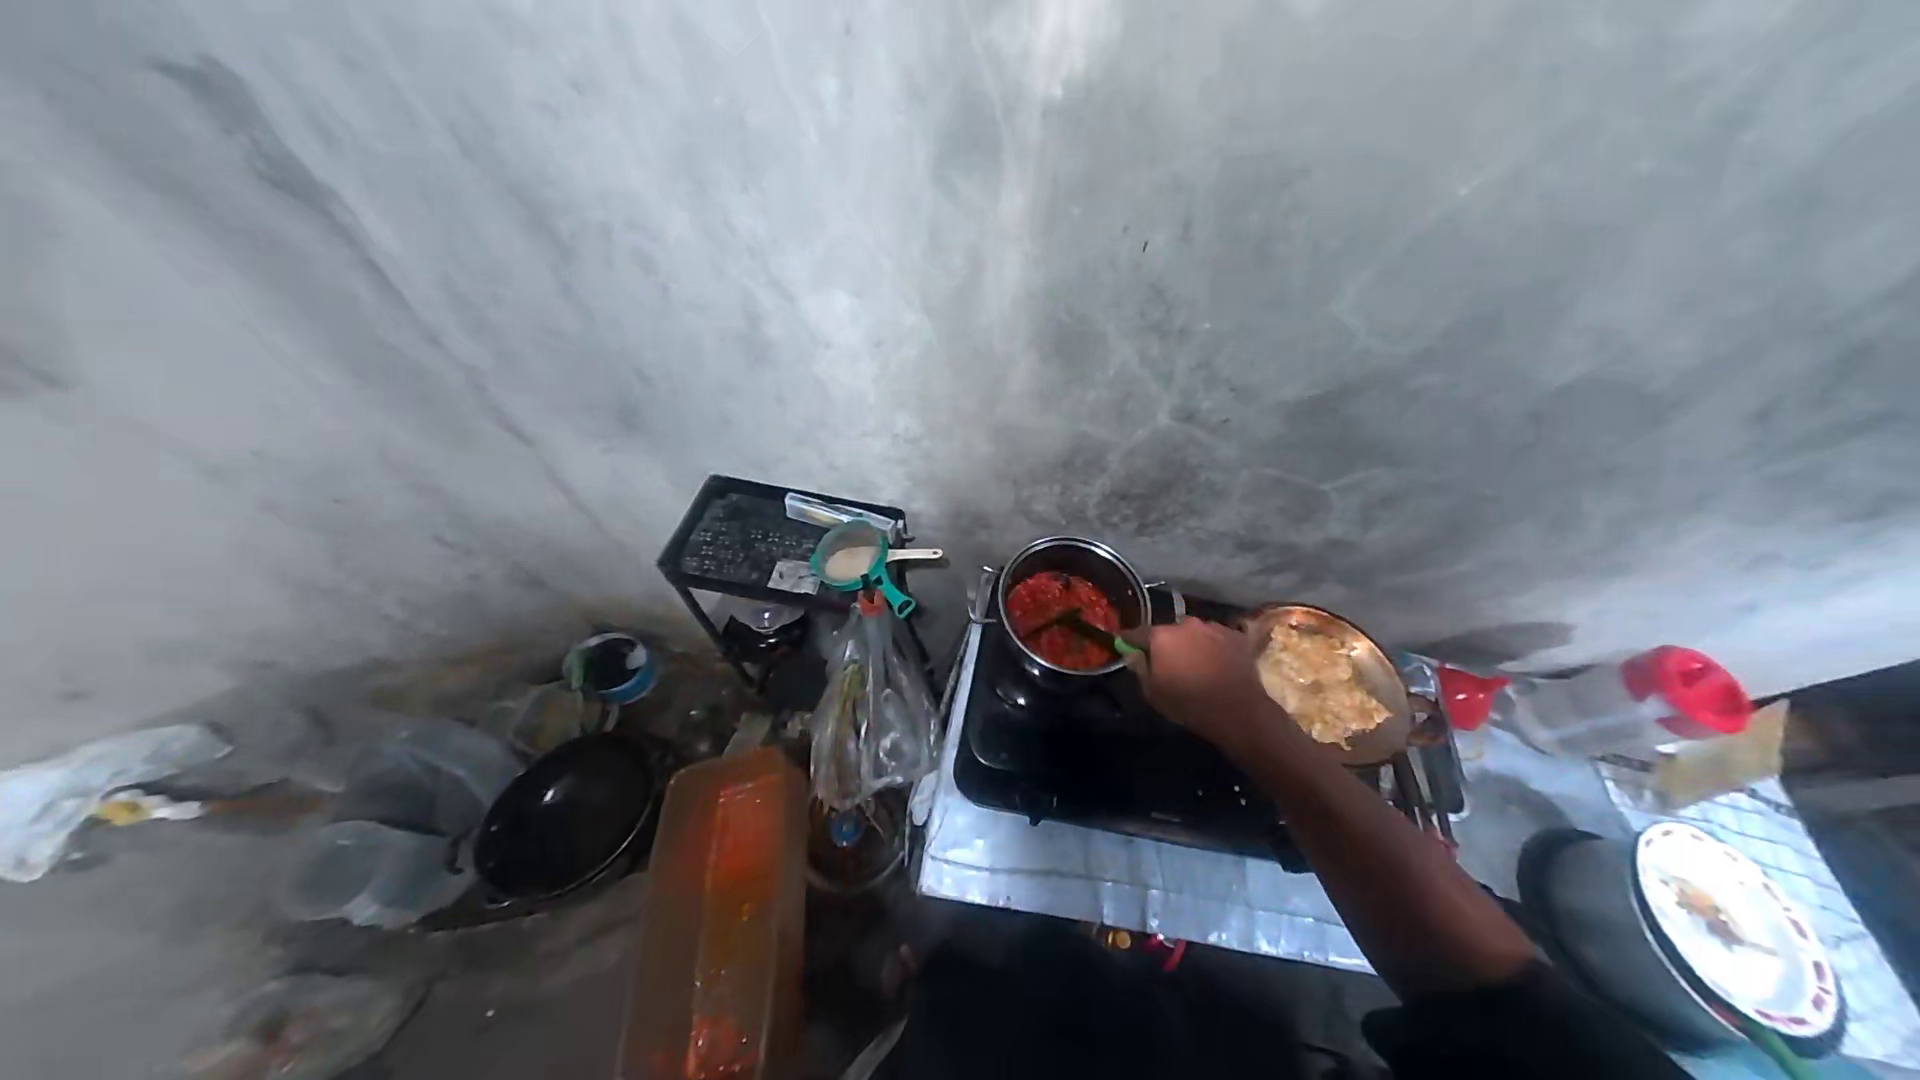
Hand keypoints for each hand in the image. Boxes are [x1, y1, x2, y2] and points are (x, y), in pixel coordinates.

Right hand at [1126, 618, 1286, 752]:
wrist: (1237, 711)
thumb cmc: (1188, 703)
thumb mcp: (1152, 693)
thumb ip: (1139, 668)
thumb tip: (1134, 654)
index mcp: (1161, 636)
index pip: (1137, 632)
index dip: (1130, 640)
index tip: (1127, 646)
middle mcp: (1186, 624)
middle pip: (1168, 631)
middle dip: (1166, 642)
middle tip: (1169, 660)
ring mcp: (1213, 627)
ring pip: (1194, 632)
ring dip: (1191, 643)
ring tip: (1196, 662)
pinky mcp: (1236, 635)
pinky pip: (1217, 637)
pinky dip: (1213, 646)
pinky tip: (1217, 663)